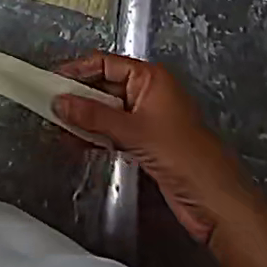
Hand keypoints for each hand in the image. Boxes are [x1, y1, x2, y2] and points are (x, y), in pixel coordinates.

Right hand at [55, 53, 264, 242]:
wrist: (216, 202)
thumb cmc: (183, 156)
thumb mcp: (134, 132)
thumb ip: (94, 116)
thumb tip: (60, 102)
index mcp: (151, 77)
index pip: (107, 63)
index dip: (78, 70)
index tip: (53, 79)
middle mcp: (148, 92)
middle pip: (105, 86)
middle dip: (79, 96)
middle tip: (50, 104)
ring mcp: (147, 118)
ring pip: (107, 110)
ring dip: (84, 118)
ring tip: (57, 124)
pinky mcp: (145, 142)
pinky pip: (112, 131)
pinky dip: (95, 135)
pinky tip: (75, 141)